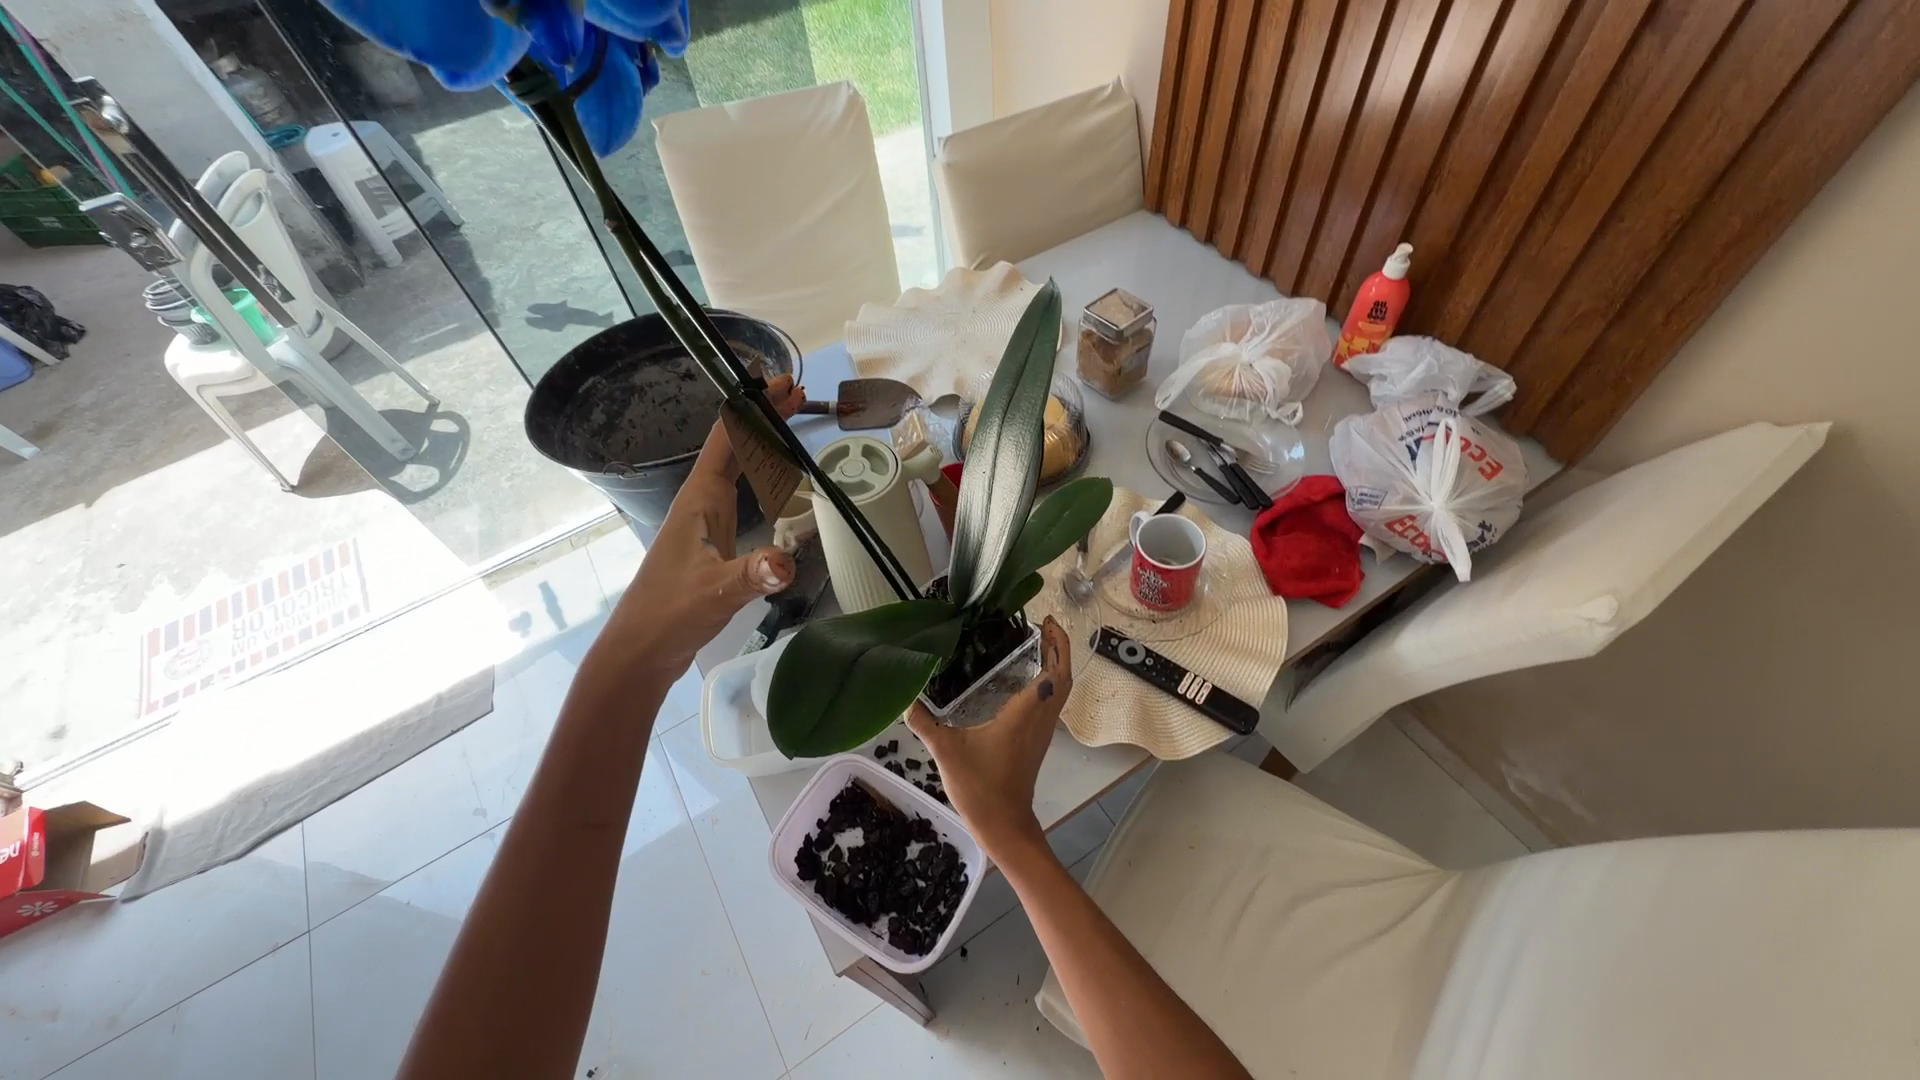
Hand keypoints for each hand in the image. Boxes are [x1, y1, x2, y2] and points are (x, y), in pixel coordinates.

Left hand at [612, 376, 805, 673]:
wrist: (642, 649)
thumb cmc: (669, 614)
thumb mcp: (716, 593)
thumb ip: (752, 574)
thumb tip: (787, 561)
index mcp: (698, 499)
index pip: (727, 439)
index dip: (754, 408)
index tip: (782, 386)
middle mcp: (700, 501)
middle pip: (734, 444)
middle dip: (762, 416)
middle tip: (797, 395)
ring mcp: (705, 520)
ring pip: (736, 466)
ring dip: (761, 441)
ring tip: (789, 423)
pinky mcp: (711, 540)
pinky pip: (740, 492)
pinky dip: (761, 474)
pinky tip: (775, 480)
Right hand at [908, 616, 1072, 859]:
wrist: (1003, 825)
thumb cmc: (980, 787)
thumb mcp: (946, 751)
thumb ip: (924, 723)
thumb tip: (903, 697)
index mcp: (1025, 714)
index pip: (1053, 673)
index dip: (1056, 645)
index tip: (1046, 622)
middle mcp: (1040, 718)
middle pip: (1063, 676)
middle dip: (1059, 648)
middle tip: (1044, 625)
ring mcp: (1043, 731)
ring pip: (1060, 690)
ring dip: (1056, 664)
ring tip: (1039, 643)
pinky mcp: (1038, 740)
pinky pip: (1052, 702)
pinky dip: (1049, 682)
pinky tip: (1028, 678)